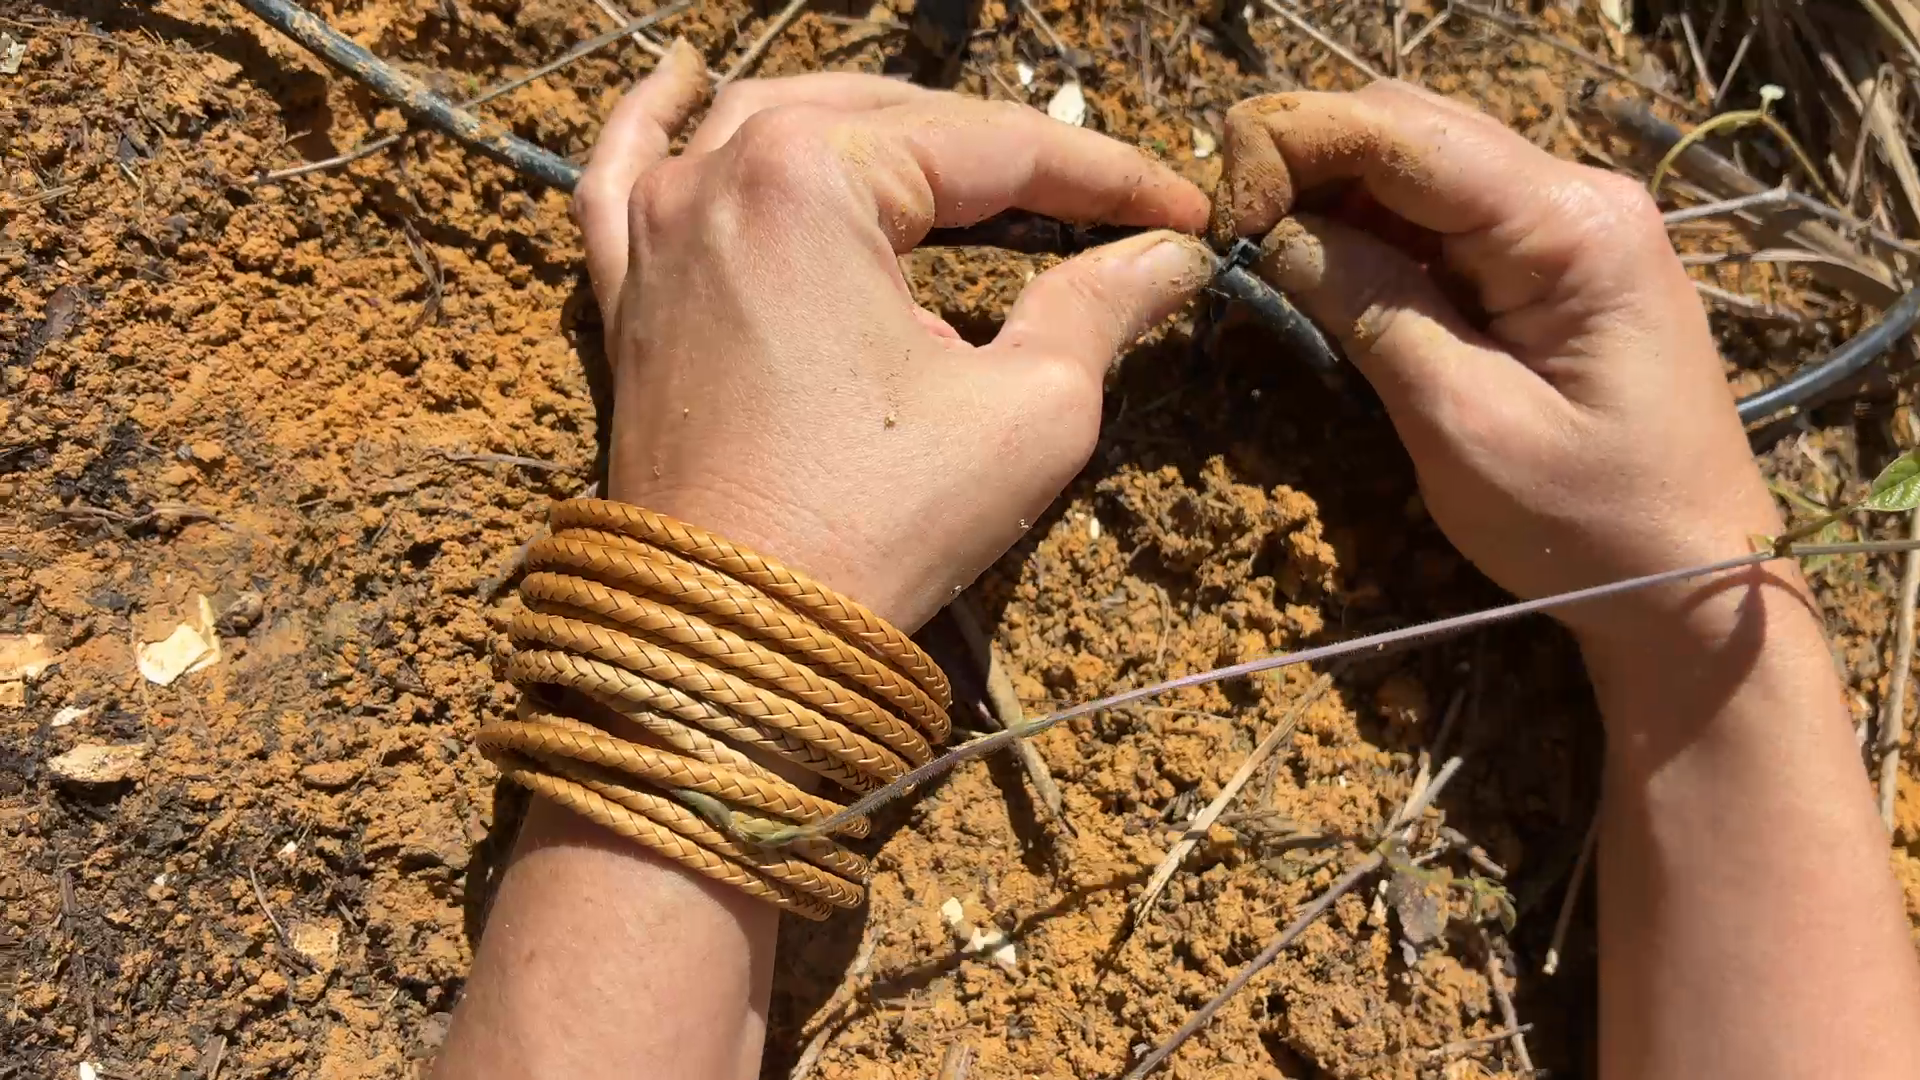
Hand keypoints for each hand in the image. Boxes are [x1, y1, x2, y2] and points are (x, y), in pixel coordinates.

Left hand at [572, 47, 1212, 630]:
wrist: (740, 639)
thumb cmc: (880, 527)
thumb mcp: (1026, 414)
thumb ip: (1099, 310)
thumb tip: (1164, 257)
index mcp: (810, 182)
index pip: (993, 148)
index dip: (1104, 177)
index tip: (1178, 210)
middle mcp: (715, 179)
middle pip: (888, 125)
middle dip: (1003, 157)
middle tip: (1088, 201)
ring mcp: (656, 234)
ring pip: (768, 125)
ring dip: (871, 127)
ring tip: (949, 146)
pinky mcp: (630, 297)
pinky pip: (627, 178)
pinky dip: (660, 124)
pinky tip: (686, 80)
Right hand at [1213, 81, 1788, 640]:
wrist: (1678, 569)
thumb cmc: (1576, 512)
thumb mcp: (1457, 417)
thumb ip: (1372, 311)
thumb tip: (1275, 236)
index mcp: (1566, 227)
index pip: (1408, 138)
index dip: (1300, 146)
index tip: (1223, 208)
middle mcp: (1569, 198)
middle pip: (1410, 131)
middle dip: (1305, 160)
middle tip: (1228, 228)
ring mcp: (1555, 228)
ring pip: (1412, 169)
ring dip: (1325, 197)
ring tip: (1256, 249)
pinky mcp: (1534, 266)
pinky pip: (1427, 222)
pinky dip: (1358, 234)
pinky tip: (1313, 267)